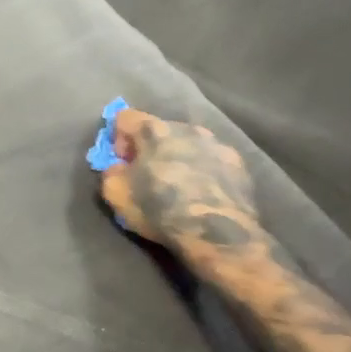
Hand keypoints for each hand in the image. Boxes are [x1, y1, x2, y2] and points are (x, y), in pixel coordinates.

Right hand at [98, 108, 260, 254]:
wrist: (216, 234)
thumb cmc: (158, 209)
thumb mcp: (114, 193)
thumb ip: (111, 171)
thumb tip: (120, 167)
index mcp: (153, 130)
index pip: (125, 117)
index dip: (118, 137)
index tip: (121, 161)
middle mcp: (187, 129)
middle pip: (160, 128)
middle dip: (151, 147)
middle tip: (148, 173)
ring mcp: (217, 145)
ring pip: (190, 143)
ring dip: (180, 156)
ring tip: (180, 183)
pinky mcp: (240, 166)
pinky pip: (213, 160)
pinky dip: (205, 170)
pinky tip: (203, 192)